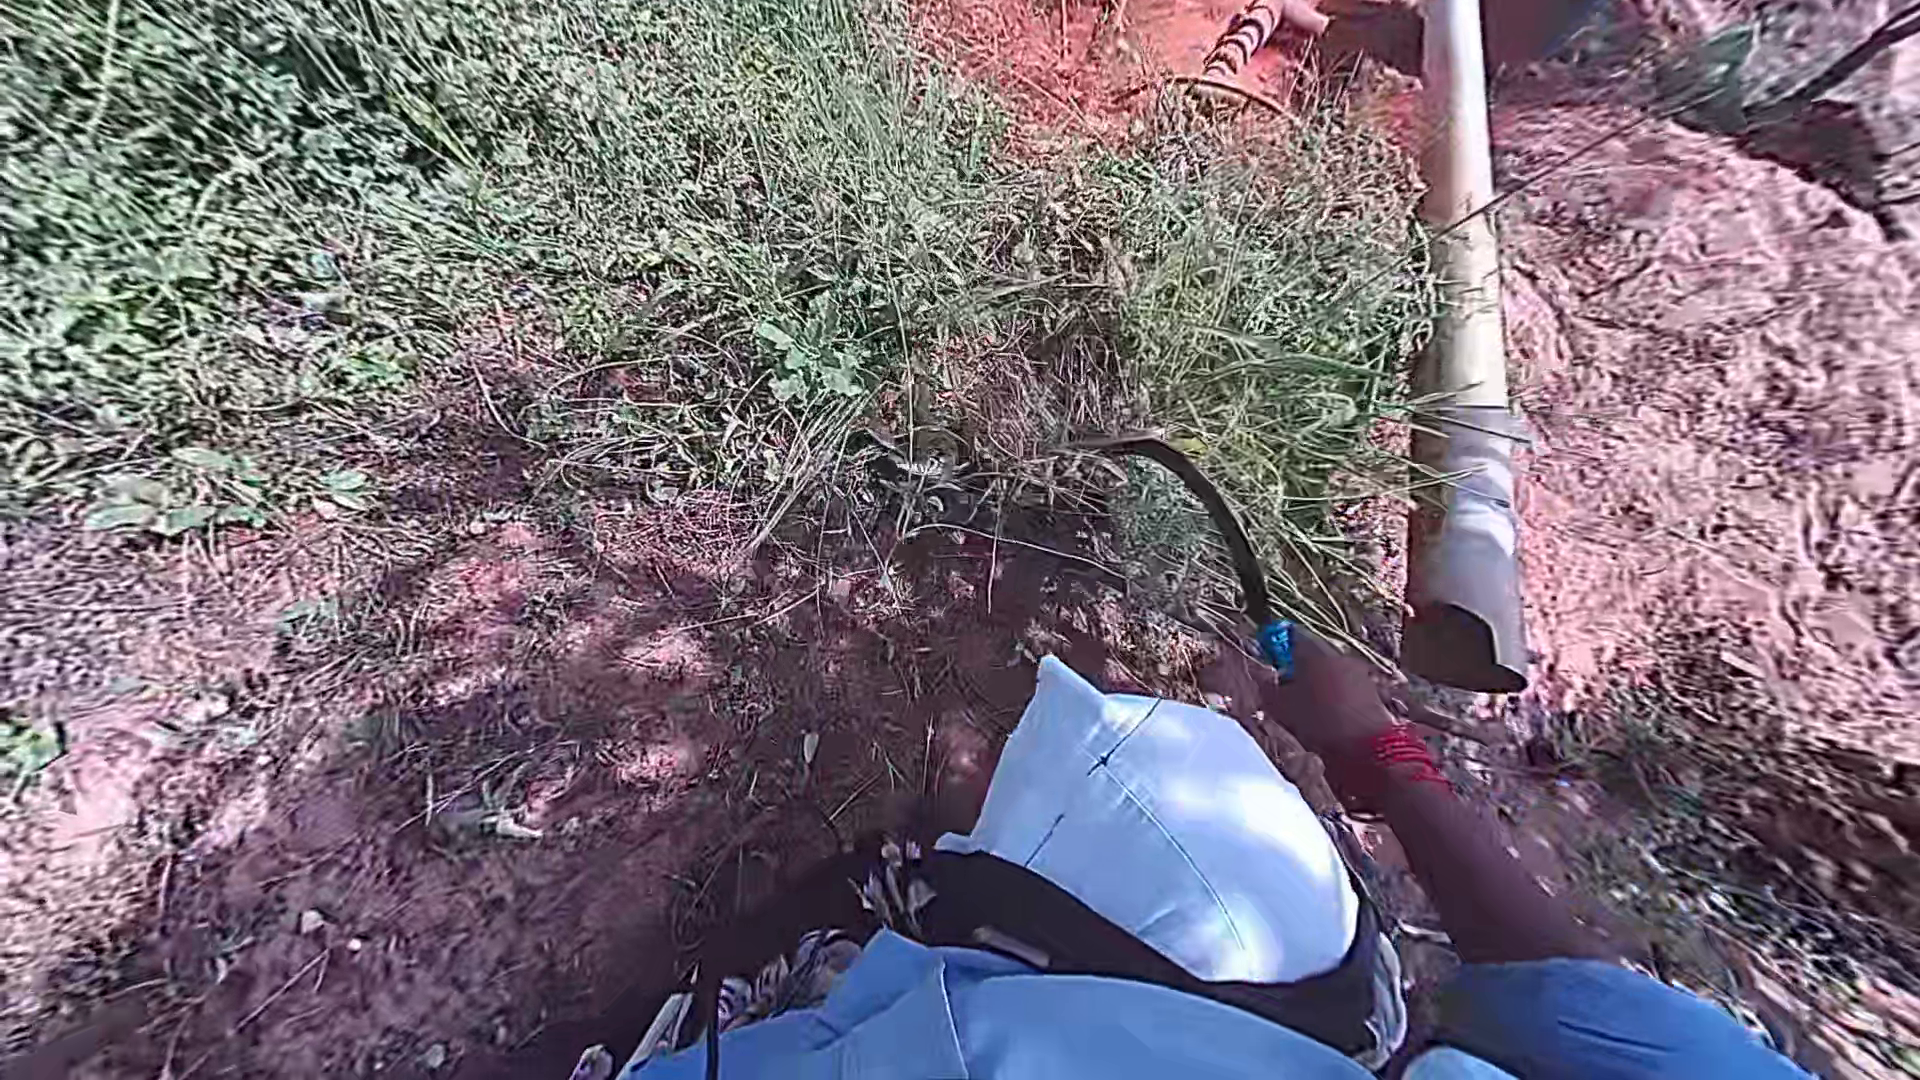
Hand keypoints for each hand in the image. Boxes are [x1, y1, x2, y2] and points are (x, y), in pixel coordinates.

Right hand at [1254, 630, 1396, 764]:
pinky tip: (1326, 714)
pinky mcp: (1373, 692)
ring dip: (1317, 681)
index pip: (1291, 634)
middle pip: (1312, 652)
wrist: (1368, 749)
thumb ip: (1265, 684)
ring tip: (1304, 704)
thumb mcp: (1277, 704)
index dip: (1277, 643)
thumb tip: (1260, 673)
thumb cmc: (1317, 720)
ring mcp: (1359, 673)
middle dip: (1297, 665)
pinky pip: (1345, 686)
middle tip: (1283, 684)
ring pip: (1329, 670)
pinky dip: (1334, 694)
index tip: (1268, 656)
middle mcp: (1338, 656)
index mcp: (1312, 651)